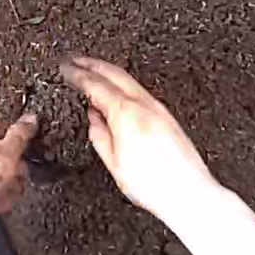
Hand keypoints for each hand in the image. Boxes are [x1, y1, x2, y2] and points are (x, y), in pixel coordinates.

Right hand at [59, 55, 223, 216]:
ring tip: (92, 71)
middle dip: (92, 63)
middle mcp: (144, 105)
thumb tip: (93, 118)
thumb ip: (99, 135)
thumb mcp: (114, 163)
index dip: (77, 73)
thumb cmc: (154, 185)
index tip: (65, 68)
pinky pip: (139, 91)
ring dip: (107, 71)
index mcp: (126, 114)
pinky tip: (116, 92)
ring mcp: (157, 108)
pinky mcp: (166, 116)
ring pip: (128, 79)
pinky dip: (122, 84)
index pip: (95, 84)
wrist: (190, 194)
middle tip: (75, 60)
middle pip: (114, 73)